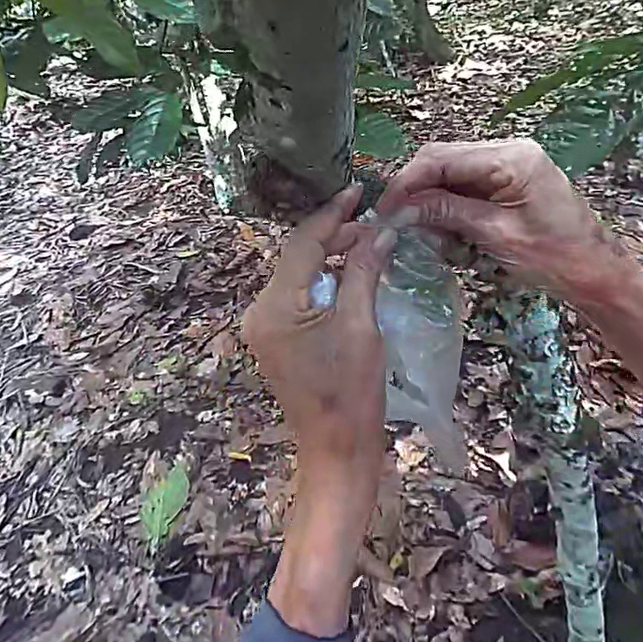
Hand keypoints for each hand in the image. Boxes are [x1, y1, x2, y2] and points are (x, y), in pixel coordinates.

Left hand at [242, 184, 397, 635]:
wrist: (337, 451)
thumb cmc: (353, 393)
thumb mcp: (362, 325)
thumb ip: (365, 270)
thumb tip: (382, 228)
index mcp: (274, 306)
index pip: (304, 244)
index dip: (334, 214)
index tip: (360, 190)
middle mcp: (260, 311)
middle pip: (299, 257)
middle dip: (336, 236)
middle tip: (375, 222)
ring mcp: (265, 327)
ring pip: (300, 275)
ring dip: (332, 258)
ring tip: (369, 243)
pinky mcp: (277, 339)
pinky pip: (300, 297)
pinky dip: (326, 282)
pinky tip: (352, 274)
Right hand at [376, 139, 626, 305]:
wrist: (597, 273)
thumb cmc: (556, 258)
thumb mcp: (497, 236)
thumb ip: (448, 213)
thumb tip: (401, 209)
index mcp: (512, 157)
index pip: (442, 158)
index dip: (407, 183)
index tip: (384, 211)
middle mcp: (510, 150)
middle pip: (443, 160)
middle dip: (416, 191)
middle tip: (396, 223)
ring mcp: (510, 163)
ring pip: (451, 173)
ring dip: (432, 201)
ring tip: (424, 233)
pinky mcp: (509, 180)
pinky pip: (467, 186)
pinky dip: (450, 206)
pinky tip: (445, 231)